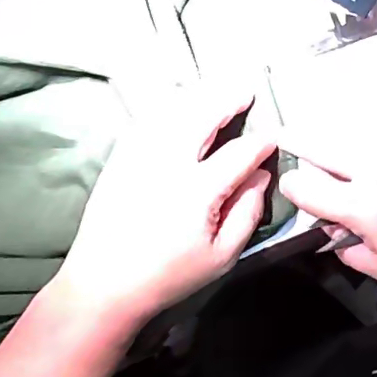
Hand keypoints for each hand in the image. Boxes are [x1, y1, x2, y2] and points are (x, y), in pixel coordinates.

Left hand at [50, 86, 274, 326]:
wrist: (103, 285)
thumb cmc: (169, 275)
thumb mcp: (222, 255)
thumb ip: (247, 211)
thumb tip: (261, 175)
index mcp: (197, 190)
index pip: (240, 153)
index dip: (261, 143)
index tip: (273, 138)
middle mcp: (167, 163)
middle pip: (203, 116)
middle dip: (228, 100)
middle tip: (245, 92)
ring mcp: (139, 157)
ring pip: (172, 112)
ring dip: (198, 97)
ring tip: (217, 91)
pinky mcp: (120, 159)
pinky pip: (147, 120)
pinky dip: (167, 107)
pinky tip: (179, 105)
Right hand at [278, 132, 376, 291]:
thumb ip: (350, 249)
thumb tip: (335, 231)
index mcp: (363, 205)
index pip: (305, 187)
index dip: (293, 188)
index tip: (293, 188)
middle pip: (320, 144)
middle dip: (297, 140)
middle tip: (282, 134)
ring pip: (364, 145)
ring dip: (361, 161)